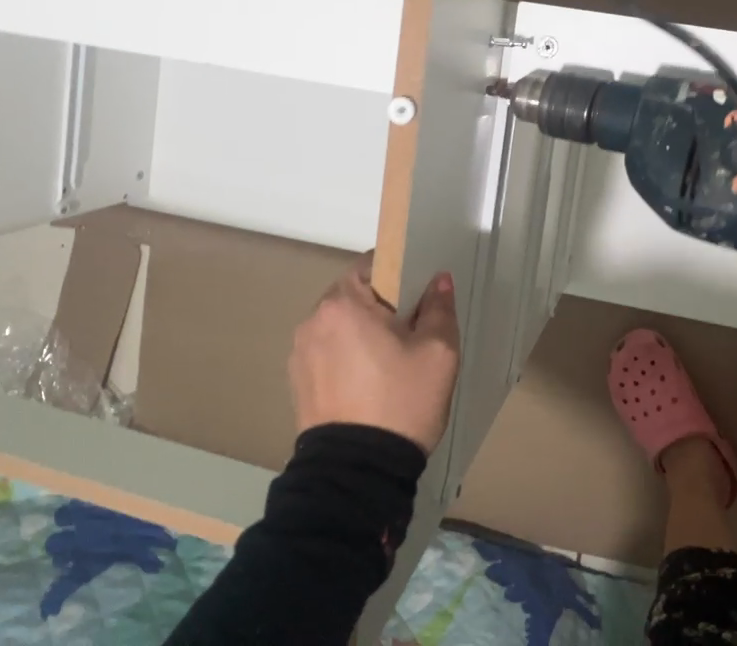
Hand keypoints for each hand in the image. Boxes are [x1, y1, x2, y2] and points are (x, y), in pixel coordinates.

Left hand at [289, 253, 461, 453]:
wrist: (358, 472)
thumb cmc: (401, 401)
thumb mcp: (438, 352)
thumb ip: (439, 307)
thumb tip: (438, 280)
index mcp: (343, 302)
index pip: (374, 263)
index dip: (402, 274)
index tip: (420, 298)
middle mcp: (313, 319)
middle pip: (355, 295)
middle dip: (383, 307)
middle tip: (412, 335)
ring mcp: (300, 352)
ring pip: (341, 326)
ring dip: (363, 334)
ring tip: (391, 365)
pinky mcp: (297, 382)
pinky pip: (328, 353)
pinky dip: (347, 359)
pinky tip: (369, 385)